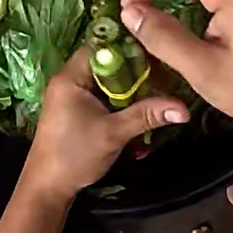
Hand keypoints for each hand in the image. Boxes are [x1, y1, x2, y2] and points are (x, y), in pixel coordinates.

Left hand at [21, 48, 188, 202]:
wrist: (48, 187)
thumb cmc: (75, 155)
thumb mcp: (115, 133)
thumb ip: (148, 115)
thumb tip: (184, 108)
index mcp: (71, 77)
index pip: (101, 46)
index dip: (128, 46)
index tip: (157, 51)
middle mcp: (69, 79)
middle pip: (105, 60)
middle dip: (133, 65)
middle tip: (163, 68)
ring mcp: (71, 94)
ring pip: (105, 77)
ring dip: (128, 81)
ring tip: (158, 82)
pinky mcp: (76, 108)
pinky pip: (102, 91)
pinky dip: (120, 94)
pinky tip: (140, 100)